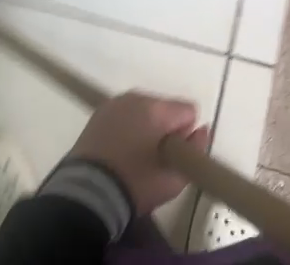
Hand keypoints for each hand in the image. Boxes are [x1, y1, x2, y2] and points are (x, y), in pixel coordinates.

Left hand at [66, 91, 212, 216]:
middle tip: (155, 158)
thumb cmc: (134, 184)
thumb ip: (196, 150)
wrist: (86, 193)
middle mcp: (136, 97)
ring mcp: (115, 103)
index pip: (188, 110)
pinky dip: (129, 127)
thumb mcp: (174, 178)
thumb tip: (202, 130)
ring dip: (147, 126)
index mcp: (156, 108)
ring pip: (145, 109)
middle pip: (166, 107)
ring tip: (137, 155)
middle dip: (166, 128)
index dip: (187, 134)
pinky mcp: (99, 113)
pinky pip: (125, 114)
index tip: (174, 155)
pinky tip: (121, 150)